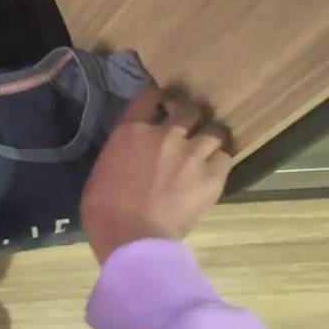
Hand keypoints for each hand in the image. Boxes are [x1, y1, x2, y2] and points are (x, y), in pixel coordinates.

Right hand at [80, 87, 232, 264]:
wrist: (131, 232)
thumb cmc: (103, 203)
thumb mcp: (105, 165)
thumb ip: (124, 149)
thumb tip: (133, 150)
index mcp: (131, 130)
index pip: (149, 96)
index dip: (159, 96)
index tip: (162, 100)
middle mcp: (165, 133)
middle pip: (188, 109)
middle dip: (190, 113)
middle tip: (189, 122)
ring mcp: (192, 154)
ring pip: (214, 131)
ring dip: (210, 135)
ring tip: (207, 143)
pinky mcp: (212, 177)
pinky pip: (225, 157)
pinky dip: (219, 159)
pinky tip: (213, 166)